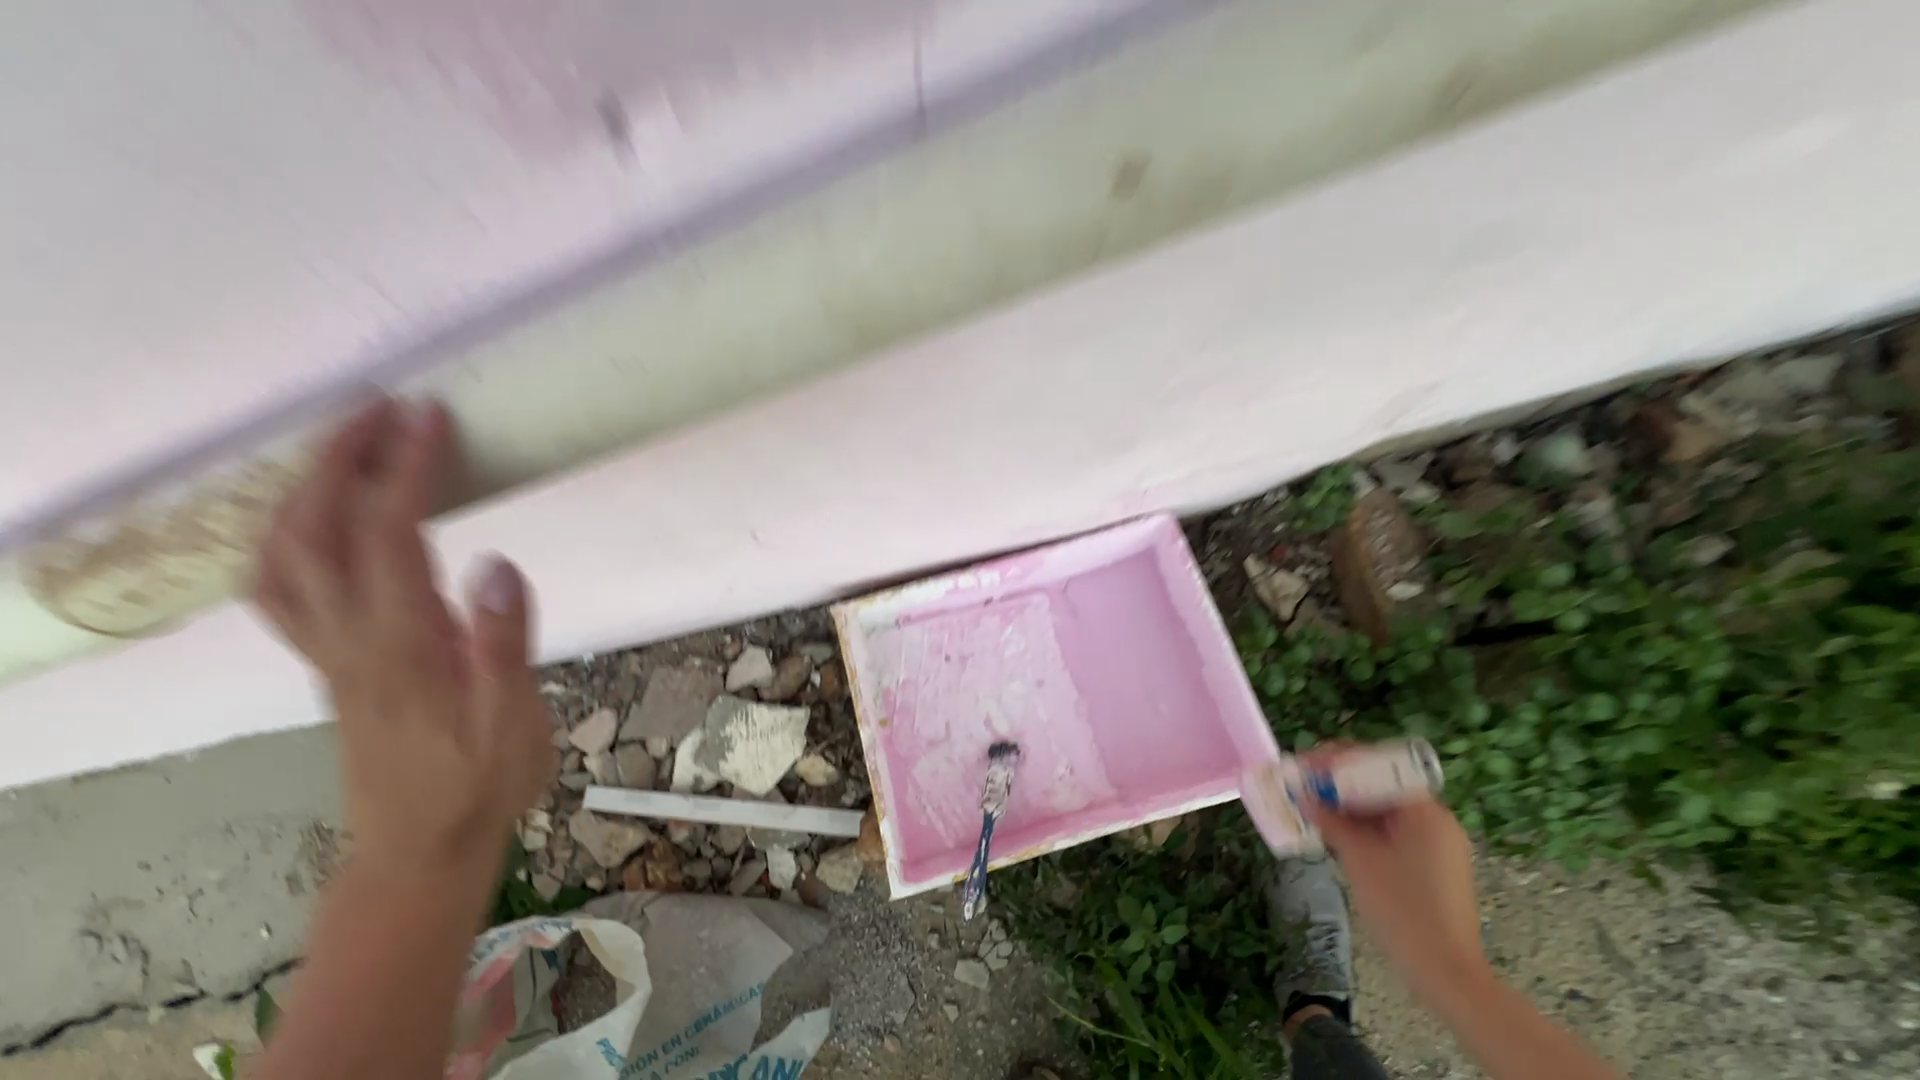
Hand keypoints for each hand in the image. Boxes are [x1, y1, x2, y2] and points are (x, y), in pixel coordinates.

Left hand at [253, 397, 555, 877]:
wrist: (419, 848)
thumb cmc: (480, 785)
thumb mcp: (512, 723)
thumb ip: (503, 646)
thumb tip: (495, 564)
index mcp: (401, 645)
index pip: (389, 535)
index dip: (404, 469)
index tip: (428, 418)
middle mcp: (349, 637)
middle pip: (315, 530)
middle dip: (339, 458)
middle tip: (380, 409)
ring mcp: (327, 650)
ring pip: (281, 554)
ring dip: (304, 489)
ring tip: (346, 447)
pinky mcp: (327, 662)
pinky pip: (279, 585)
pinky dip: (286, 534)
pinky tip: (314, 521)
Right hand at [1304, 764, 1490, 1008]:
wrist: (1445, 970)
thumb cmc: (1401, 908)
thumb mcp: (1358, 859)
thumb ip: (1331, 821)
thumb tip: (1306, 795)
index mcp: (1423, 810)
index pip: (1377, 767)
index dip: (1338, 761)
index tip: (1305, 764)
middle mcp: (1434, 819)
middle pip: (1382, 786)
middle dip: (1340, 784)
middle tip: (1304, 785)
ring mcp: (1436, 843)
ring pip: (1385, 811)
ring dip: (1349, 807)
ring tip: (1312, 808)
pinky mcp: (1432, 864)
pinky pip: (1393, 832)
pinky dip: (1364, 829)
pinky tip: (1336, 835)